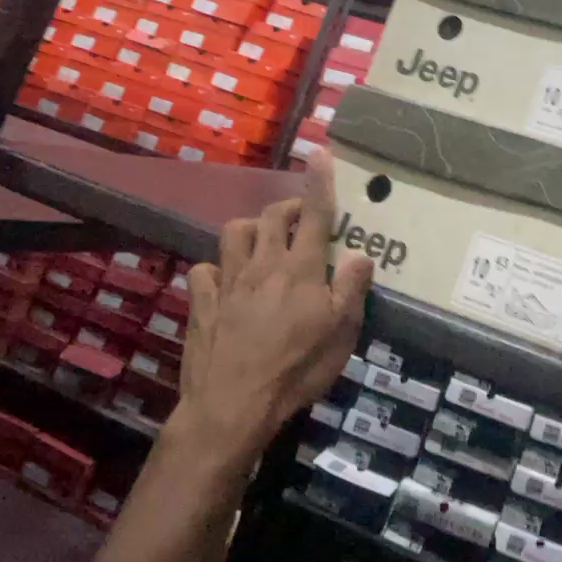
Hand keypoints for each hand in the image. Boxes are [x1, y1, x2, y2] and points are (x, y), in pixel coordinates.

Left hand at [173, 149, 372, 465]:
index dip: (320, 181)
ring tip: (266, 242)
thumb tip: (360, 255)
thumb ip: (352, 288)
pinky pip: (204, 270)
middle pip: (273, 216)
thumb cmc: (297, 369)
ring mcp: (228, 283)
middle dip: (290, 206)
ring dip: (253, 229)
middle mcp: (263, 265)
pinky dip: (217, 268)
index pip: (315, 214)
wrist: (232, 408)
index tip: (320, 153)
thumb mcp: (342, 333)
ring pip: (234, 233)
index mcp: (301, 269)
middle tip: (304, 219)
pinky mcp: (201, 304)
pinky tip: (227, 280)